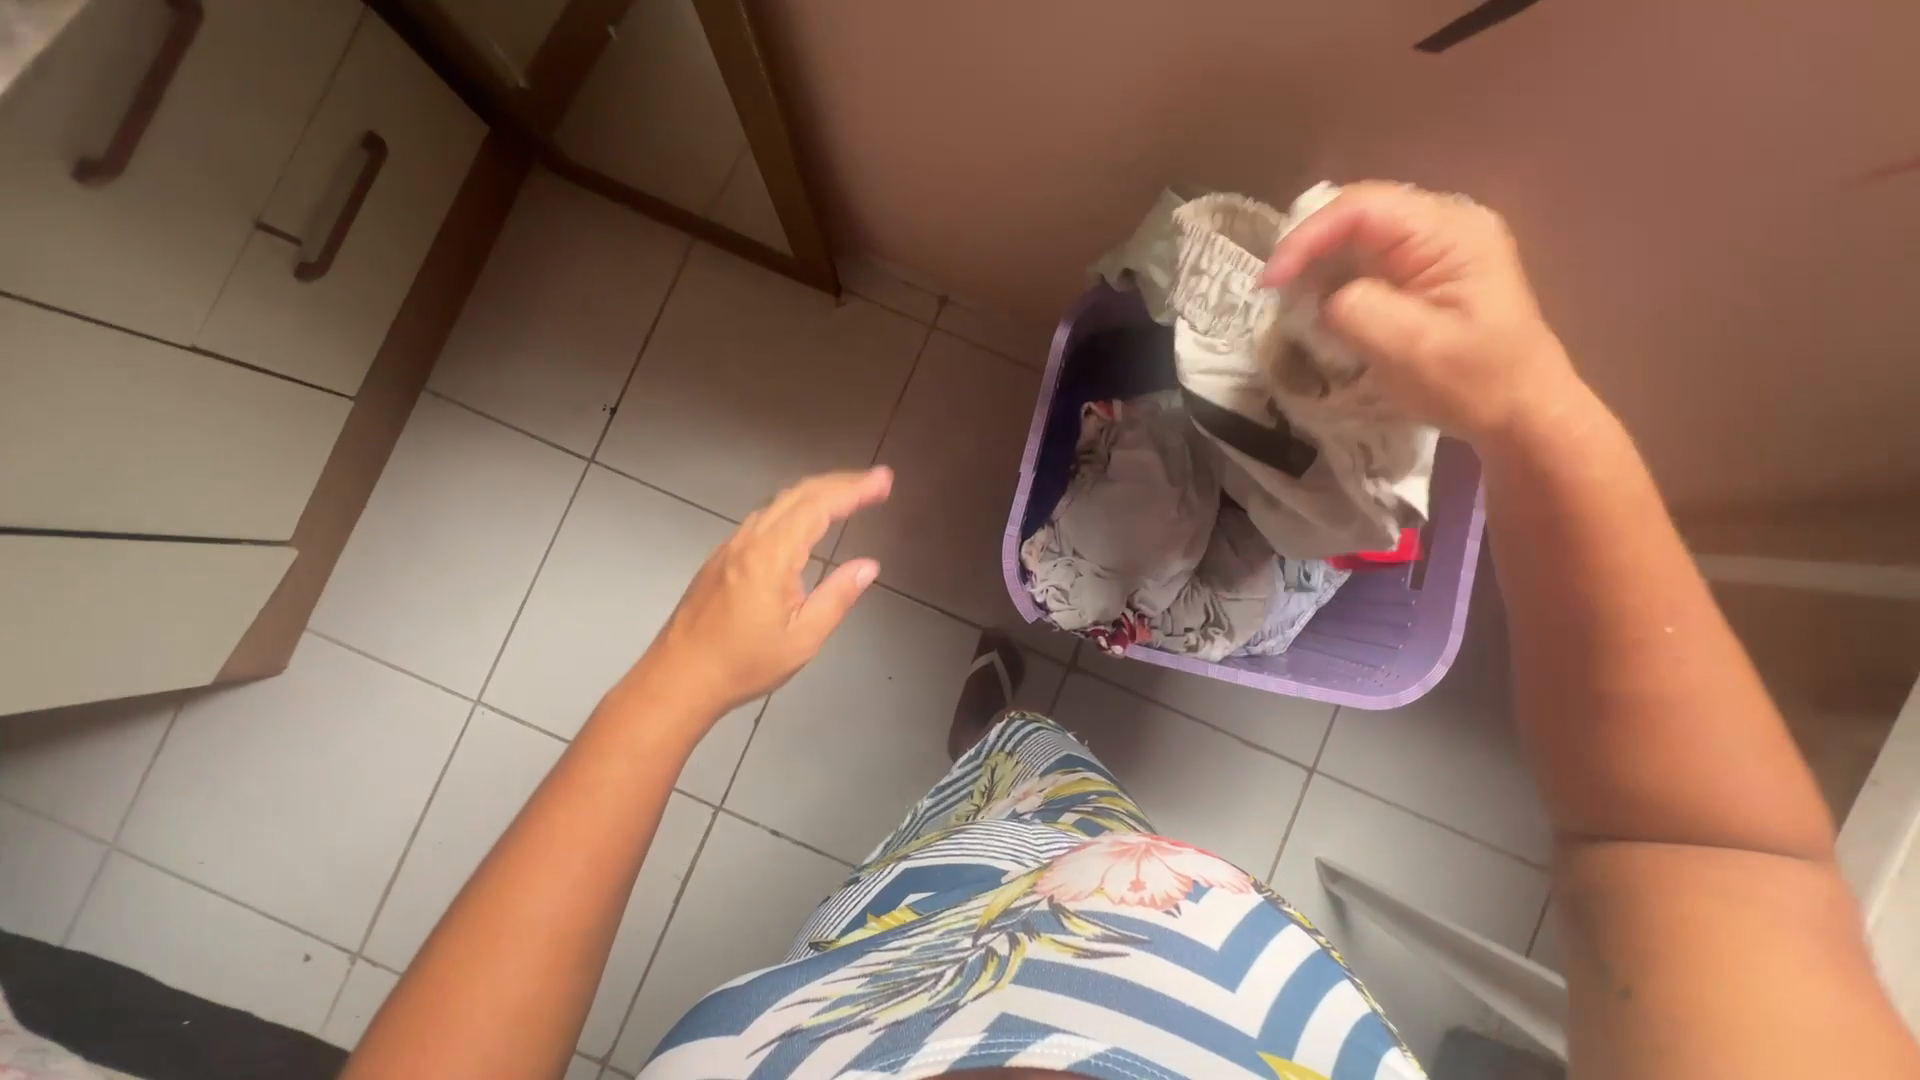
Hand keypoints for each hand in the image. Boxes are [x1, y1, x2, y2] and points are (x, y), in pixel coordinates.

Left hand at [623, 468, 892, 716]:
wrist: (678, 679)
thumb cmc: (743, 664)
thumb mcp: (802, 638)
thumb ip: (837, 597)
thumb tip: (868, 566)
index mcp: (771, 556)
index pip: (819, 506)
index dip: (855, 489)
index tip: (884, 480)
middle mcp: (750, 541)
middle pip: (798, 494)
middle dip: (840, 482)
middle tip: (876, 482)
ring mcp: (732, 547)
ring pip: (778, 504)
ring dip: (816, 493)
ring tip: (849, 496)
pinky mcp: (722, 559)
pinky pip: (764, 519)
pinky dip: (794, 508)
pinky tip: (805, 522)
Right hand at [1261, 181, 1592, 445]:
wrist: (1521, 415)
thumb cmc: (1473, 383)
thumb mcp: (1411, 350)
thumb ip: (1357, 311)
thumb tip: (1324, 299)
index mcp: (1449, 232)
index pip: (1362, 208)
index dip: (1306, 237)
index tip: (1270, 281)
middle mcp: (1443, 227)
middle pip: (1357, 214)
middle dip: (1308, 247)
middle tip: (1274, 288)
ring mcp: (1434, 251)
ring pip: (1357, 237)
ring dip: (1317, 265)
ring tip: (1289, 299)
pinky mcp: (1421, 276)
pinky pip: (1365, 263)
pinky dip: (1333, 281)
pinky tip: (1317, 308)